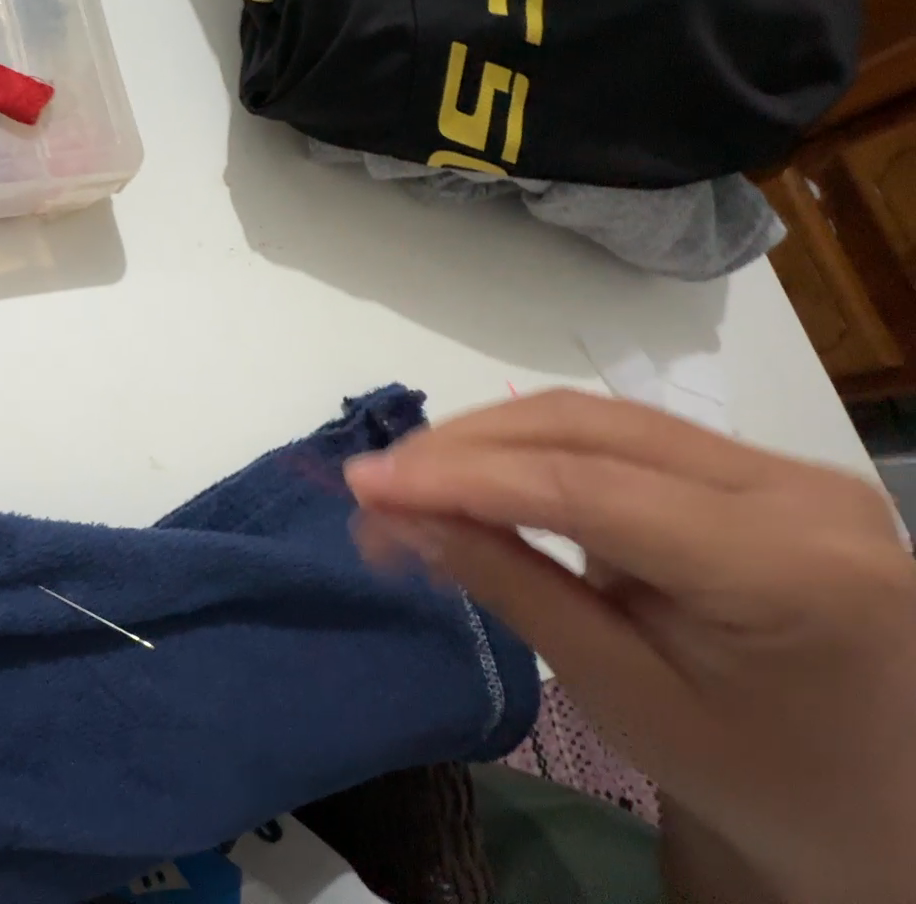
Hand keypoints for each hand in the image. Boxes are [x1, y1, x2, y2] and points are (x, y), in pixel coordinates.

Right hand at [344, 391, 915, 901]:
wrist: (876, 807)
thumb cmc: (748, 772)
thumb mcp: (614, 687)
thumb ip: (505, 581)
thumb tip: (395, 515)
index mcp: (787, 566)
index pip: (585, 488)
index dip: (457, 477)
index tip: (361, 483)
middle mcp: (796, 488)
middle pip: (583, 429)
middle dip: (459, 450)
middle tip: (371, 488)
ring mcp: (779, 470)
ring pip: (590, 419)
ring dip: (482, 444)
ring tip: (404, 485)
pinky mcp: (751, 471)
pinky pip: (611, 437)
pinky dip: (522, 453)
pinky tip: (470, 481)